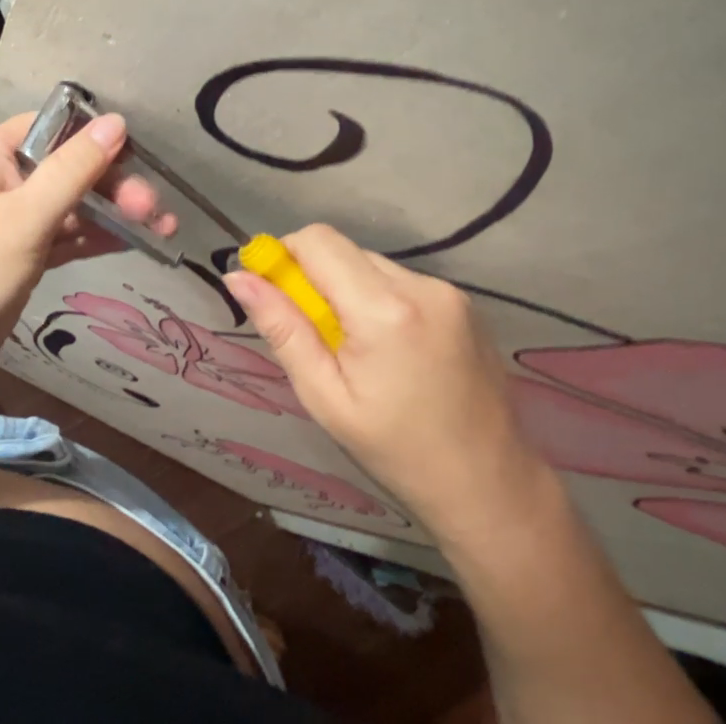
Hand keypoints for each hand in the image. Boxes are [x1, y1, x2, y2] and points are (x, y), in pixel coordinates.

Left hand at [0, 111, 174, 365]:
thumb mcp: (28, 215)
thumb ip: (73, 169)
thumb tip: (116, 122)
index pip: (49, 127)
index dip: (91, 136)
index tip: (135, 153)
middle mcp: (2, 180)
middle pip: (67, 167)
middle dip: (112, 184)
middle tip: (153, 207)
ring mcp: (14, 219)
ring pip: (72, 204)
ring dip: (113, 213)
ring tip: (163, 226)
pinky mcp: (24, 253)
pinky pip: (66, 234)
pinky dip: (96, 237)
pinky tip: (135, 242)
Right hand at [224, 225, 550, 541]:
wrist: (488, 484)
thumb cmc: (395, 449)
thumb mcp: (324, 396)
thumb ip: (282, 329)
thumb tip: (237, 278)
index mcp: (383, 309)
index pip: (316, 241)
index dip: (283, 256)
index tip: (272, 295)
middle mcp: (421, 286)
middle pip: (343, 251)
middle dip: (314, 280)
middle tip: (311, 336)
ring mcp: (449, 293)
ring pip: (371, 266)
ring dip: (347, 292)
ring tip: (353, 351)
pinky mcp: (463, 305)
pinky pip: (401, 283)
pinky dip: (378, 302)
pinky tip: (387, 353)